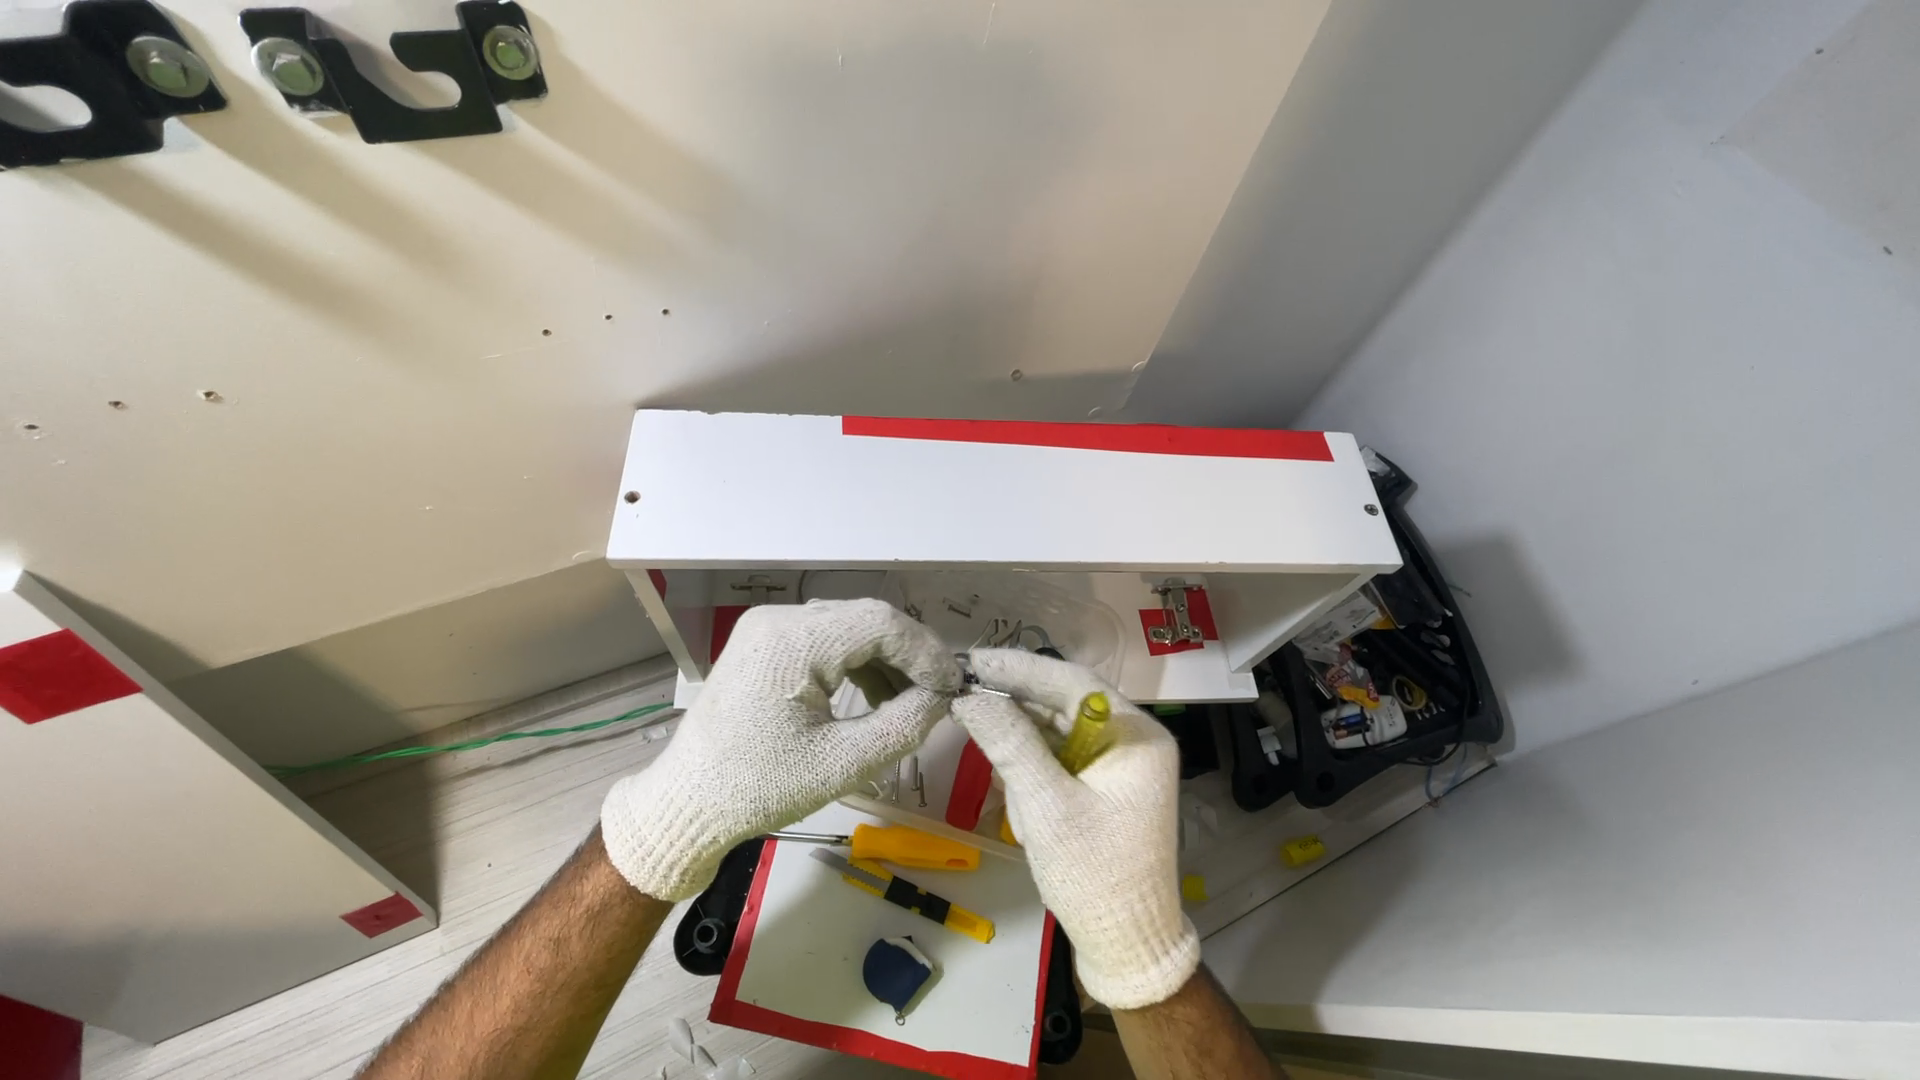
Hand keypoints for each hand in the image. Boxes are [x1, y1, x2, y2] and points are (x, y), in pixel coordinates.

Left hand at [601, 599, 961, 899]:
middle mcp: (779, 619)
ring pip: (848, 627)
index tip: (953, 686)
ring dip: (885, 659)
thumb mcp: (841, 764)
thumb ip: (902, 725)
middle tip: (939, 693)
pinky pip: (825, 640)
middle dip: (909, 655)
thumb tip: (943, 697)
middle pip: (865, 619)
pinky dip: (856, 663)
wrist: (687, 802)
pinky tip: (873, 696)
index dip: (925, 651)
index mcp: (792, 641)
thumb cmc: (759, 787)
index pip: (880, 622)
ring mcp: (768, 627)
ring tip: (909, 702)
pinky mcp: (766, 642)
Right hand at [951, 649, 1198, 1008]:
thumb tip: (971, 697)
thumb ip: (1010, 744)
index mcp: (1137, 737)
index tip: (975, 660)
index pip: (1075, 683)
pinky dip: (1030, 756)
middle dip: (1016, 696)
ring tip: (975, 714)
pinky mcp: (1103, 786)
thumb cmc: (1093, 874)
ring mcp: (1119, 765)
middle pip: (1067, 702)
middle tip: (965, 682)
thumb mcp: (1045, 806)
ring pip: (1060, 727)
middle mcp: (1133, 741)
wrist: (1125, 945)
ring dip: (1020, 727)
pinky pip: (1061, 755)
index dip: (1022, 669)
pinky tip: (1001, 756)